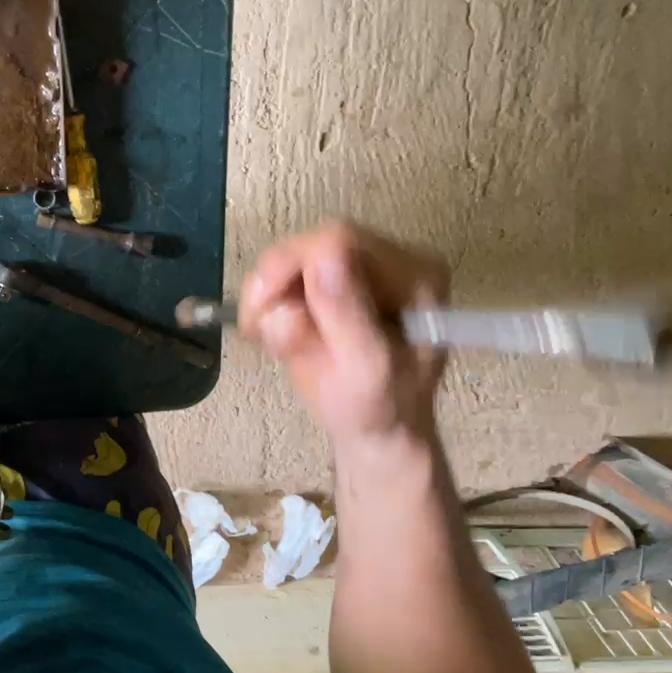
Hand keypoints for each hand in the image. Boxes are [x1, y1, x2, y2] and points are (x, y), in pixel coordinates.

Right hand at [239, 219, 449, 449]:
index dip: (289, 267)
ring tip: (278, 346)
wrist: (376, 432)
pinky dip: (267, 307)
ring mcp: (357, 271)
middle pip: (310, 245)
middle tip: (260, 334)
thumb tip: (323, 258)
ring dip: (269, 303)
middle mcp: (388, 261)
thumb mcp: (366, 369)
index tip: (261, 312)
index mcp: (412, 274)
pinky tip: (278, 339)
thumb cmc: (377, 408)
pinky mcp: (330, 283)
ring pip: (289, 260)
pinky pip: (283, 276)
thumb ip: (347, 314)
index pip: (340, 240)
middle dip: (276, 289)